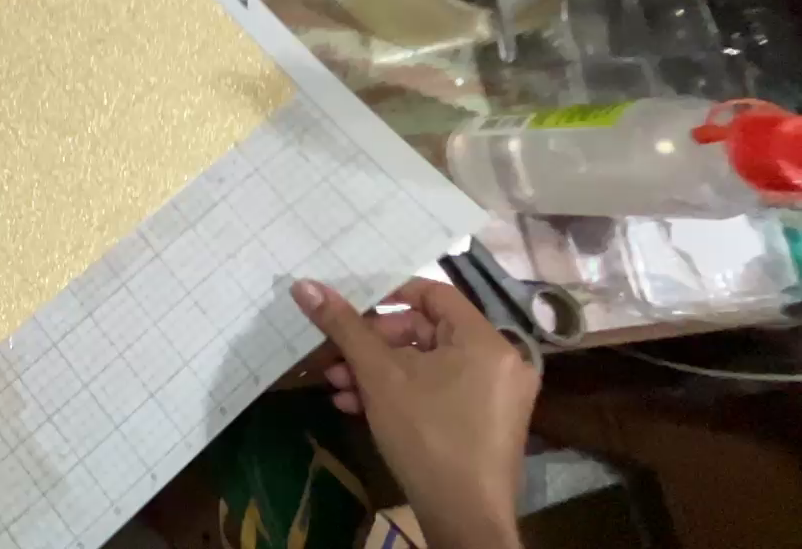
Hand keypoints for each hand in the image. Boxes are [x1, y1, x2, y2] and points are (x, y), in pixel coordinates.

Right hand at [291, 277, 537, 548]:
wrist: (464, 517)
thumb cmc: (426, 432)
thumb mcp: (376, 372)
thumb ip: (342, 324)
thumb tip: (304, 284)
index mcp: (484, 342)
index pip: (433, 292)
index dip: (387, 293)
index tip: (350, 307)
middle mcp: (497, 362)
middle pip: (421, 329)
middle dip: (369, 341)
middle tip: (335, 354)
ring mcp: (492, 394)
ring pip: (420, 361)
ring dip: (372, 368)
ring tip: (337, 383)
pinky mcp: (481, 420)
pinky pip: (432, 386)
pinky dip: (394, 389)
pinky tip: (356, 404)